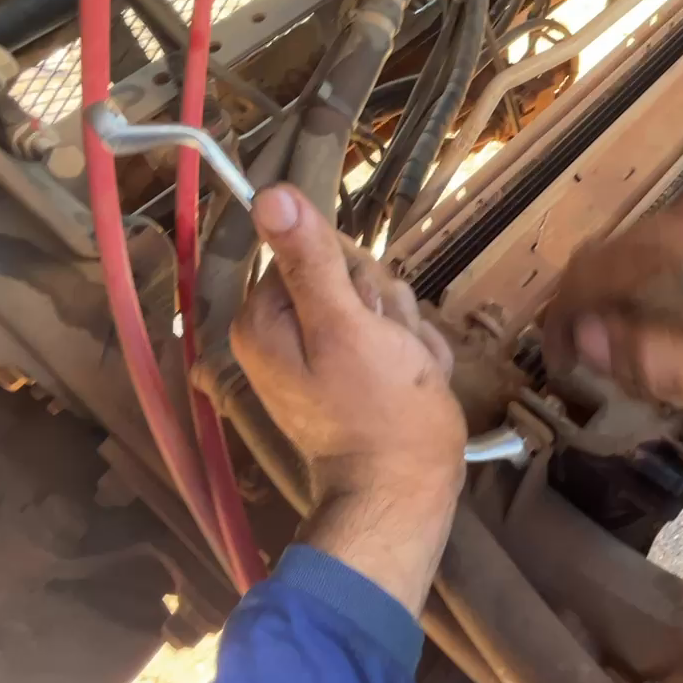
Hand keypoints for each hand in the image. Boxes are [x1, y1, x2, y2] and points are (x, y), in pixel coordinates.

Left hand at [232, 184, 464, 612]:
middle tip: (390, 351)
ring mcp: (325, 350)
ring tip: (405, 372)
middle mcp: (288, 329)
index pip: (318, 248)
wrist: (406, 487)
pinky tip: (413, 381)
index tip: (367, 316)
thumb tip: (270, 194)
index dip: (356, 276)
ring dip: (407, 332)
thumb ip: (312, 262)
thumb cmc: (378, 408)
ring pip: (384, 302)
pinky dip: (413, 352)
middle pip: (355, 274)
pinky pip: (396, 332)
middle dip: (386, 308)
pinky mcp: (357, 368)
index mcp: (268, 316)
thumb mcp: (345, 327)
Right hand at [543, 163, 682, 453]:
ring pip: (670, 240)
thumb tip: (579, 337)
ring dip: (650, 292)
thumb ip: (654, 356)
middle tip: (611, 369)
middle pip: (632, 247)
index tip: (559, 358)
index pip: (598, 263)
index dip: (567, 312)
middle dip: (608, 305)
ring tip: (658, 354)